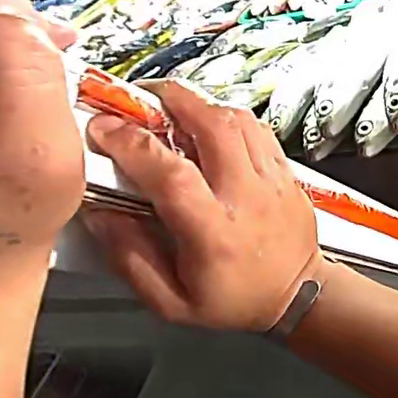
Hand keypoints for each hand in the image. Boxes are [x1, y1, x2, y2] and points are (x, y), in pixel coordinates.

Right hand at [81, 81, 320, 331]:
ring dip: (201, 104)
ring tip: (172, 105)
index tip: (105, 129)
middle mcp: (246, 198)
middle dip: (172, 100)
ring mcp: (271, 180)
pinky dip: (229, 116)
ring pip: (238, 120)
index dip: (134, 146)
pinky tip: (209, 122)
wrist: (298, 297)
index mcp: (214, 234)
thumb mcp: (171, 301)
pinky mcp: (285, 171)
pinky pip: (257, 128)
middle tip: (141, 95)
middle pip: (213, 127)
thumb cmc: (235, 301)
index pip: (172, 175)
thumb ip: (131, 258)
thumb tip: (100, 214)